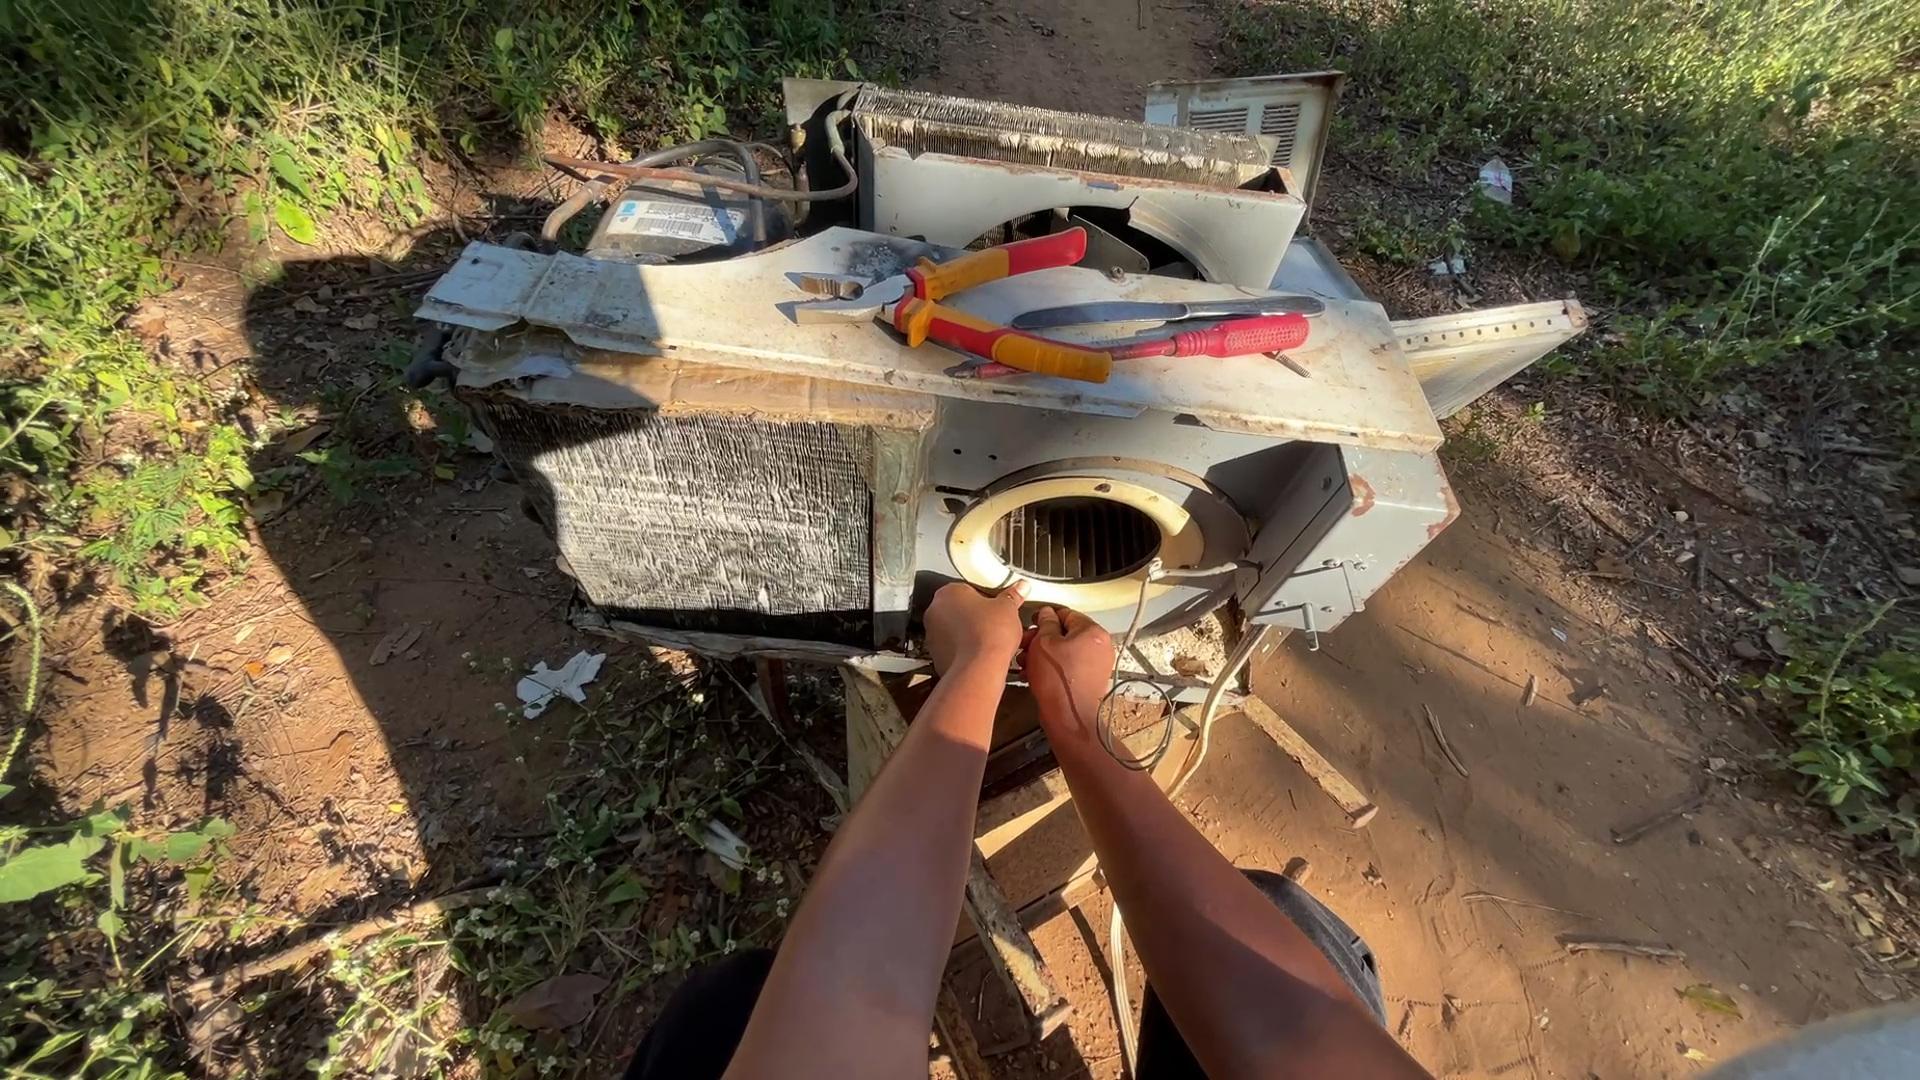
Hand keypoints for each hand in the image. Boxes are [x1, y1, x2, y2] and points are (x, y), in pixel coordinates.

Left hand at [923, 580, 1029, 674]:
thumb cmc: (988, 636)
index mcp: (949, 592)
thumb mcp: (1008, 608)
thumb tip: (1019, 589)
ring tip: (989, 639)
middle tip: (994, 621)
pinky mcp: (936, 655)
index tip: (997, 605)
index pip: (969, 588)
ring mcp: (933, 635)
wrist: (979, 669)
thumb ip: (1012, 596)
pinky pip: (953, 648)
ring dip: (969, 633)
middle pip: (959, 608)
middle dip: (976, 615)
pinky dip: (964, 650)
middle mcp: (935, 611)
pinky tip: (980, 653)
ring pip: (954, 629)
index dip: (986, 597)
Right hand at [1021, 605, 1114, 745]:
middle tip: (1023, 646)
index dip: (1046, 616)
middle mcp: (1100, 645)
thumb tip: (1048, 613)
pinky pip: (1069, 665)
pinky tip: (1033, 673)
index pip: (1067, 613)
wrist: (1069, 717)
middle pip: (1066, 633)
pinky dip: (1052, 666)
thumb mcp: (1044, 642)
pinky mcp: (1090, 680)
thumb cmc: (1056, 676)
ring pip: (1065, 651)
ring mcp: (1097, 664)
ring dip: (1043, 654)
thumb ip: (1046, 622)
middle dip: (1041, 639)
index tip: (1030, 622)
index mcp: (1093, 631)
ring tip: (1024, 663)